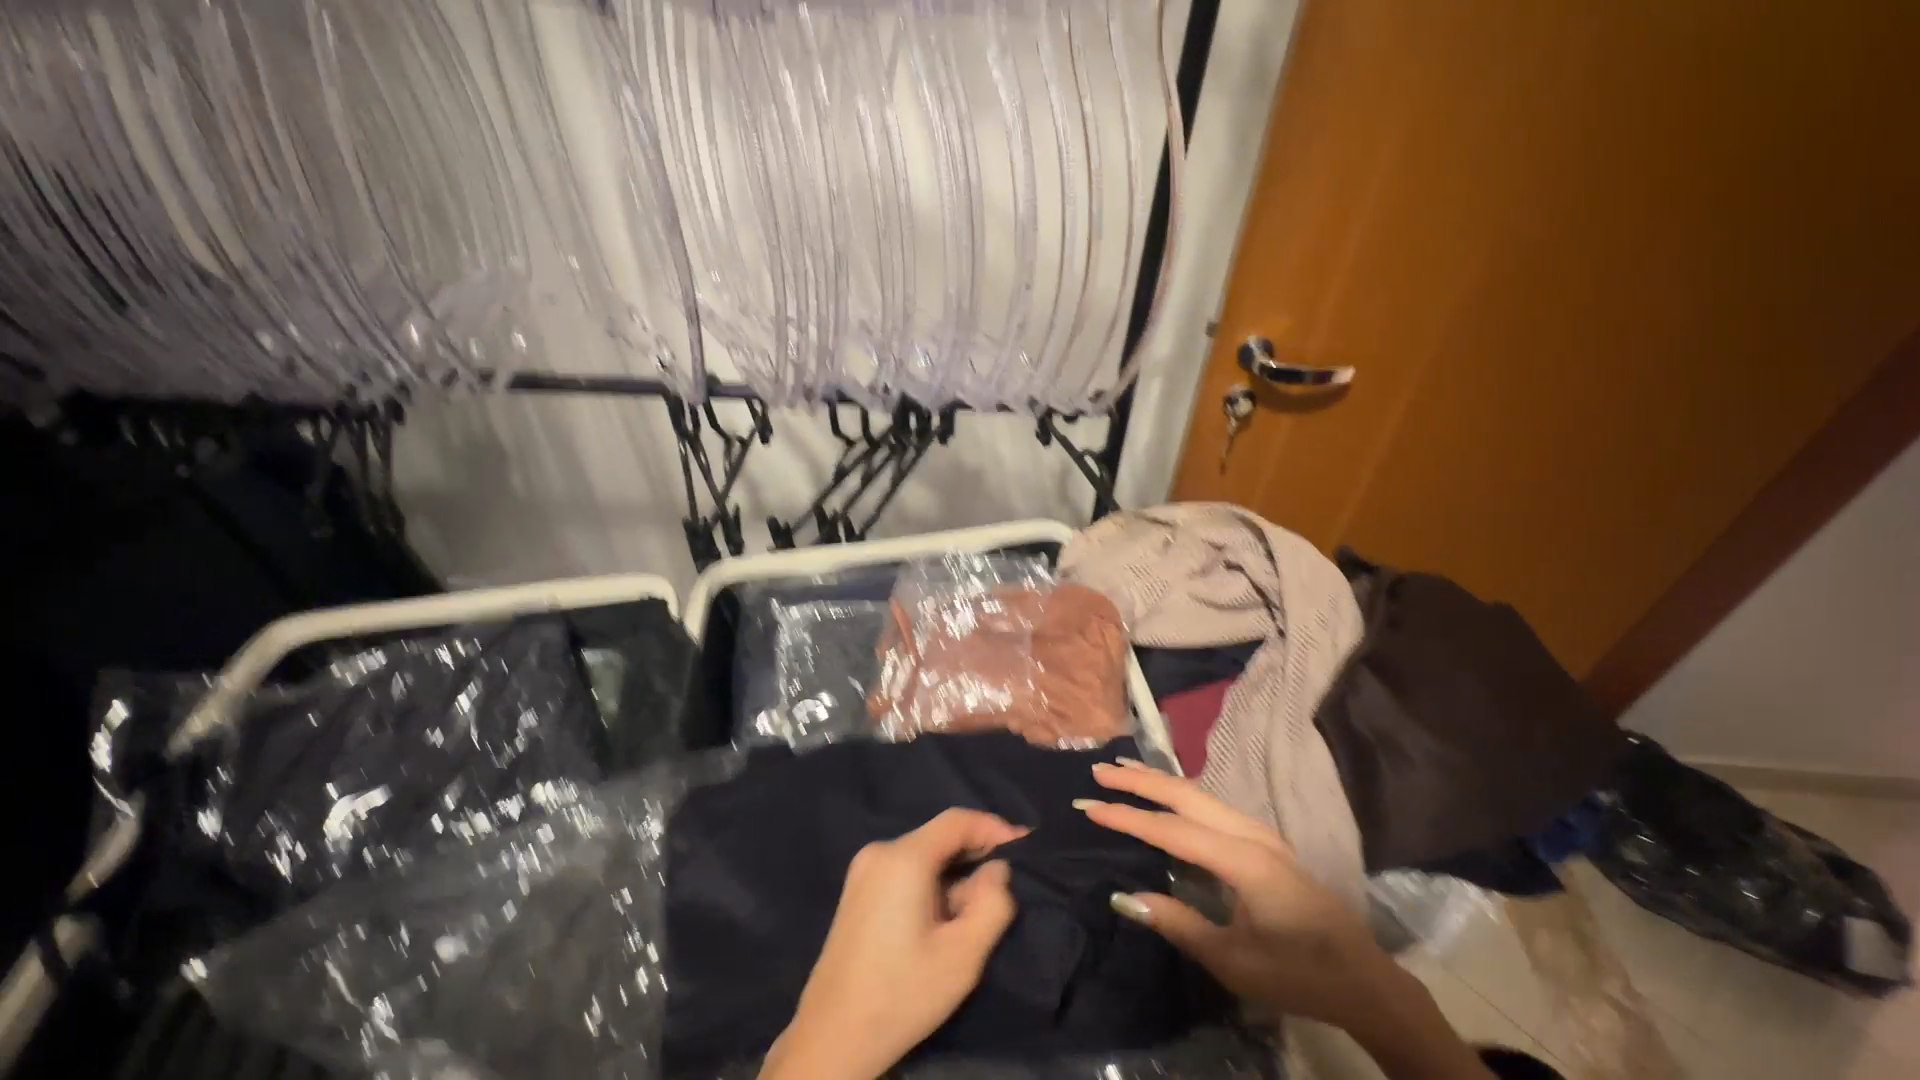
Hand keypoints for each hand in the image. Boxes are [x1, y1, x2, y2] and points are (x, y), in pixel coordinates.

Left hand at [761, 808, 1024, 1079]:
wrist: (833, 1037)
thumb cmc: (902, 993)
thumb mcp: (963, 954)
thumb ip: (992, 902)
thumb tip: (998, 870)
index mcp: (902, 858)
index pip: (957, 820)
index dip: (995, 828)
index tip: (1026, 849)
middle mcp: (878, 853)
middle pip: (939, 838)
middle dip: (976, 858)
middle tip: (1003, 893)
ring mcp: (862, 872)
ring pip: (924, 857)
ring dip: (954, 877)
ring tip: (973, 917)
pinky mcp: (857, 893)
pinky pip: (905, 873)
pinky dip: (931, 886)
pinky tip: (942, 923)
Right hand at [1077, 760, 1397, 1030]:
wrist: (1363, 980)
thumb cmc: (1298, 975)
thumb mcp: (1232, 961)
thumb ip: (1177, 924)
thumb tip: (1124, 896)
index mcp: (1245, 862)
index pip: (1173, 831)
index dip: (1128, 817)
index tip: (1088, 805)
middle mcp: (1254, 836)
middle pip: (1188, 795)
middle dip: (1141, 781)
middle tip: (1099, 771)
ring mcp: (1264, 836)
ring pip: (1203, 795)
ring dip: (1161, 783)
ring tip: (1124, 772)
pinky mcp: (1267, 844)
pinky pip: (1215, 807)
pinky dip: (1183, 796)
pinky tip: (1167, 798)